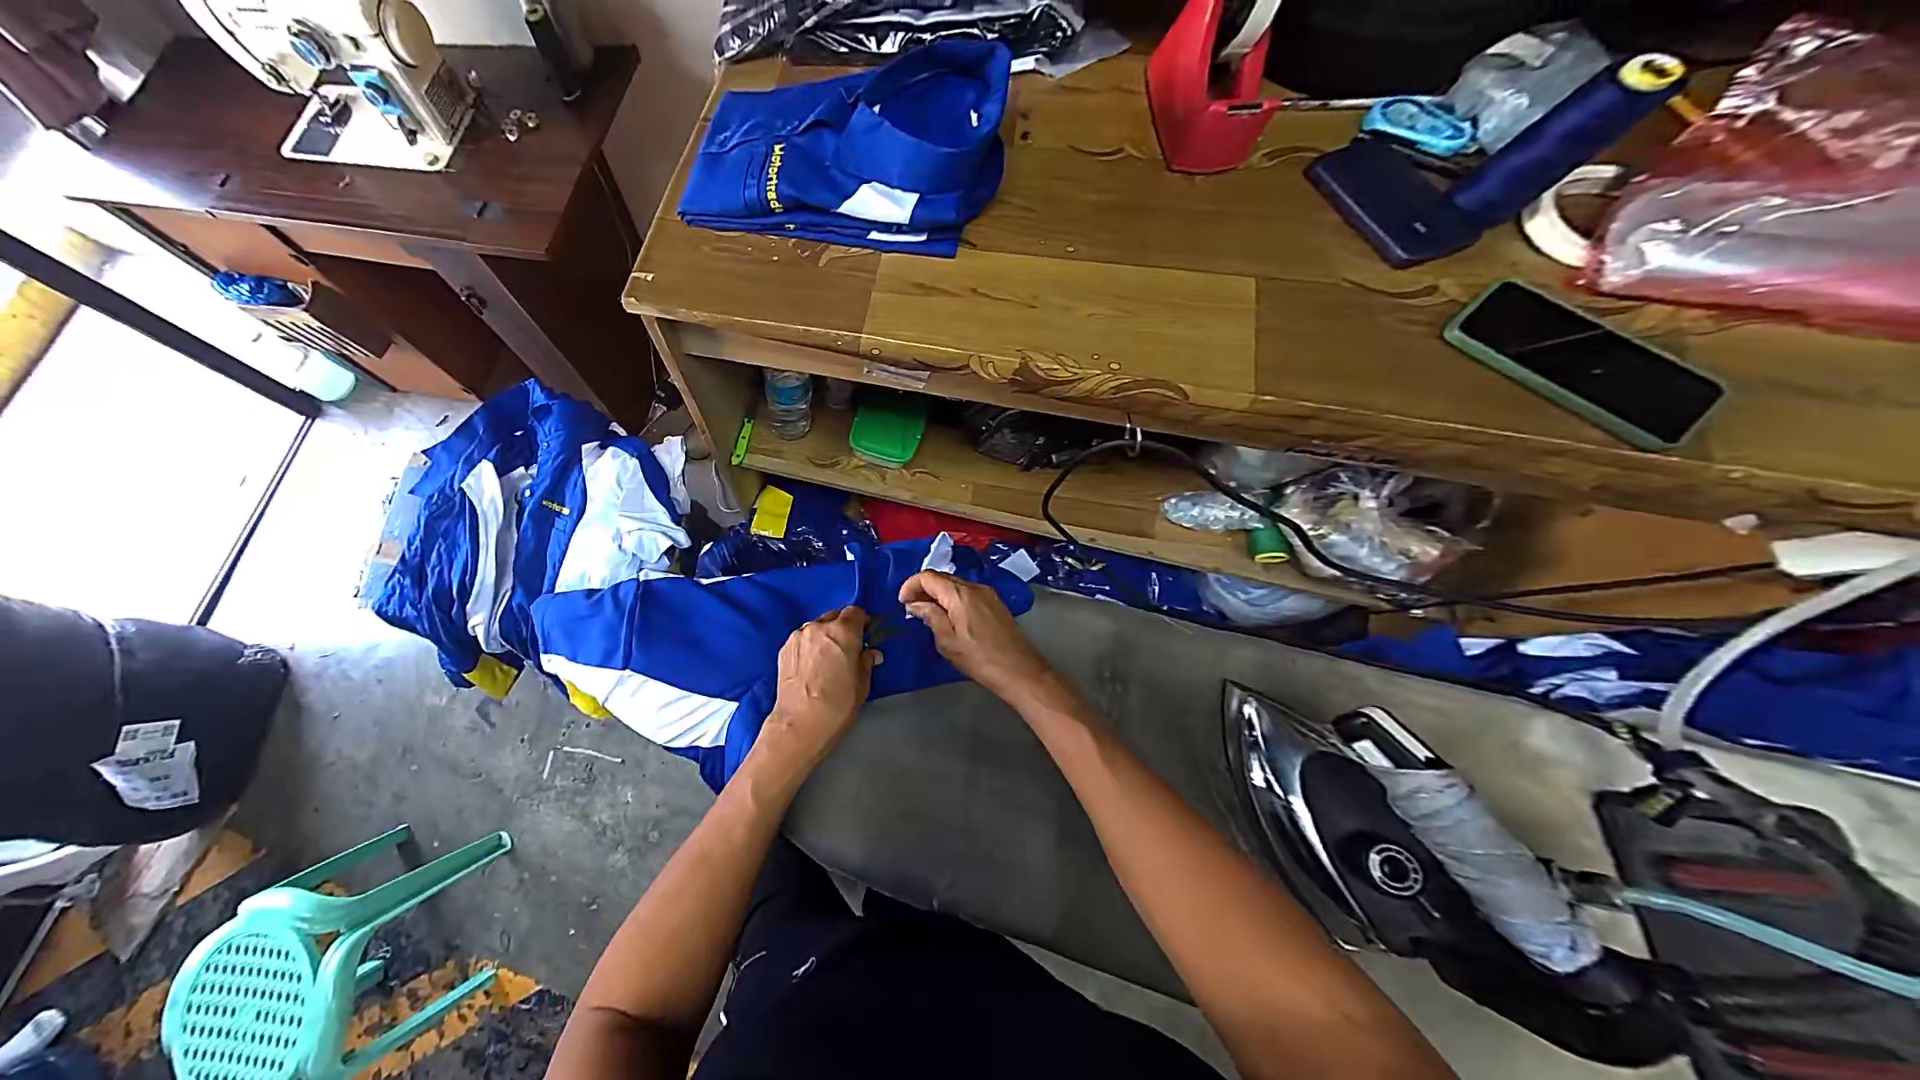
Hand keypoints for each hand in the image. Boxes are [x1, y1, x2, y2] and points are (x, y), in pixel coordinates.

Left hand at [759, 607, 880, 771]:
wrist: (800, 724)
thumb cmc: (837, 705)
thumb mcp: (862, 684)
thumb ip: (866, 662)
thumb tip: (870, 654)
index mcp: (843, 632)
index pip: (855, 612)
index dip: (862, 621)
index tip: (865, 634)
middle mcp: (818, 627)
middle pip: (834, 617)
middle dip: (842, 628)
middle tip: (847, 649)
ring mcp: (798, 637)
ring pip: (816, 628)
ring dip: (824, 637)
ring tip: (827, 660)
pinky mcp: (783, 650)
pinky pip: (801, 640)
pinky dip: (809, 647)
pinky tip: (811, 667)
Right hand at [898, 571, 1054, 703]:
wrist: (1019, 670)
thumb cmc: (981, 660)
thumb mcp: (947, 641)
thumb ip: (930, 616)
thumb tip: (915, 604)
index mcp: (960, 595)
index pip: (928, 576)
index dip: (910, 585)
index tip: (902, 602)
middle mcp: (975, 588)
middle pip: (942, 578)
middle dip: (923, 590)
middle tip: (911, 609)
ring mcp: (988, 594)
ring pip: (955, 586)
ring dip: (938, 595)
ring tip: (928, 615)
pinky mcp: (995, 604)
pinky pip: (968, 594)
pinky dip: (953, 600)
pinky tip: (950, 618)